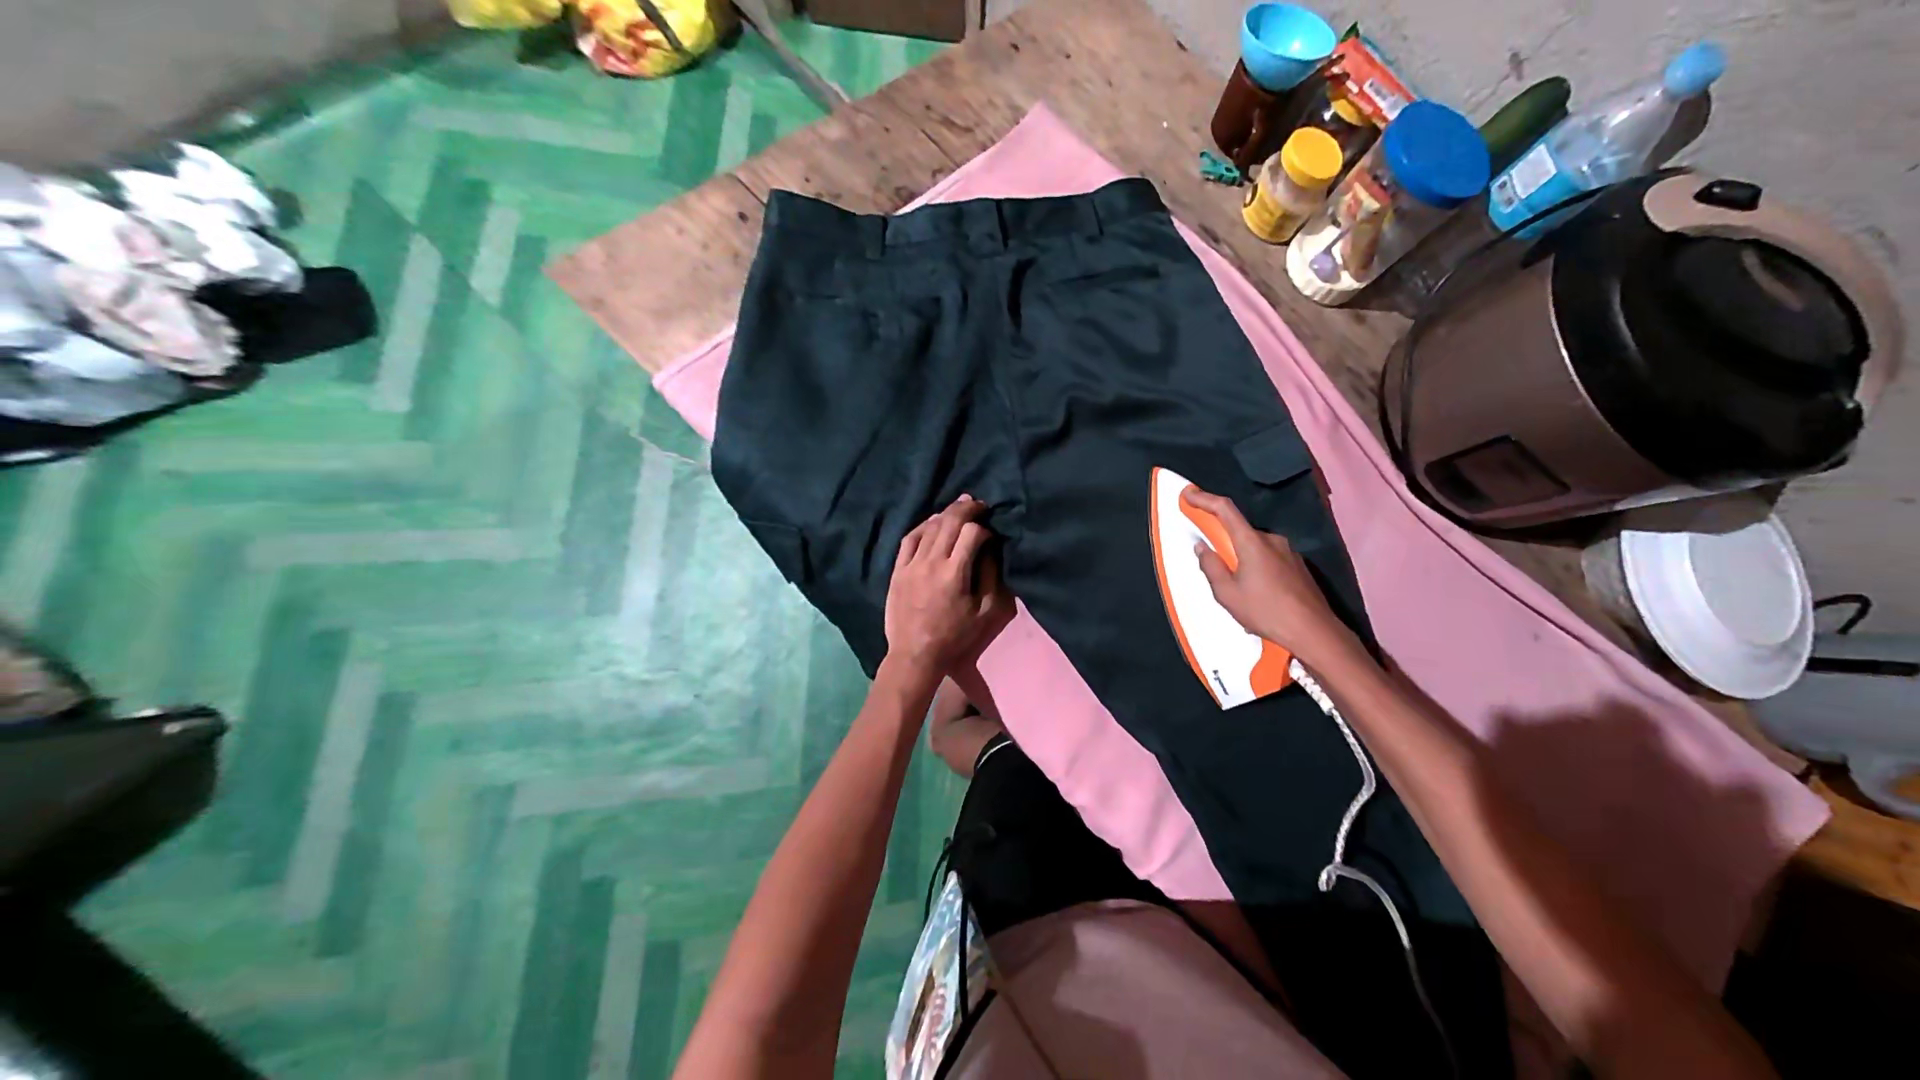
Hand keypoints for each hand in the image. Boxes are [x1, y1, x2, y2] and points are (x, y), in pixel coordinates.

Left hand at [884, 496, 1014, 681]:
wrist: (915, 654)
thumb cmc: (954, 637)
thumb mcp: (984, 613)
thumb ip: (990, 578)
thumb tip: (991, 552)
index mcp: (955, 573)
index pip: (972, 534)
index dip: (985, 529)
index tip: (991, 535)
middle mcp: (931, 562)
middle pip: (949, 523)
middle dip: (966, 510)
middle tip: (978, 504)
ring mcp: (911, 564)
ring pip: (929, 527)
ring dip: (946, 514)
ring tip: (959, 507)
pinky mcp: (898, 570)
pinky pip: (909, 539)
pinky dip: (922, 526)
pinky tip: (932, 522)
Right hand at [1183, 487, 1359, 669]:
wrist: (1314, 631)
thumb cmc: (1266, 611)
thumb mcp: (1227, 594)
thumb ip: (1211, 567)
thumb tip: (1202, 547)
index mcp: (1252, 542)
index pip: (1225, 509)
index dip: (1204, 498)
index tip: (1188, 493)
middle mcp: (1271, 539)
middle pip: (1240, 531)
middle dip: (1223, 542)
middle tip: (1214, 566)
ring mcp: (1288, 551)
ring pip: (1255, 546)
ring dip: (1241, 558)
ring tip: (1239, 590)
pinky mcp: (1298, 565)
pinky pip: (1269, 558)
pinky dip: (1256, 568)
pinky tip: (1258, 594)